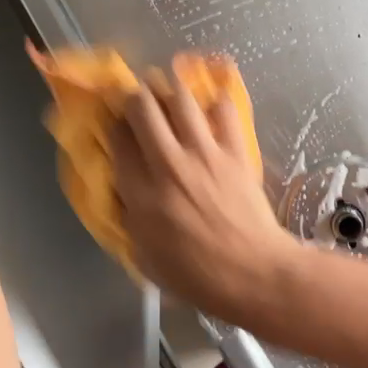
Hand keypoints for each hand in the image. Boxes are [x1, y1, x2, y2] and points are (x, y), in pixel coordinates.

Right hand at [112, 77, 303, 320]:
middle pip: (142, 107)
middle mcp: (169, 165)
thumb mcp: (146, 257)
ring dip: (171, 90)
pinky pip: (223, 109)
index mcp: (142, 196)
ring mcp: (205, 154)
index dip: (113, 124)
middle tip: (139, 101)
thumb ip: (130, 217)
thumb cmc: (198, 277)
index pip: (117, 140)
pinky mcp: (235, 151)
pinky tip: (209, 108)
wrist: (254, 275)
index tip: (116, 124)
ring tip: (170, 94)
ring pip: (180, 98)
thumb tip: (123, 187)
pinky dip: (214, 103)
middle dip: (135, 96)